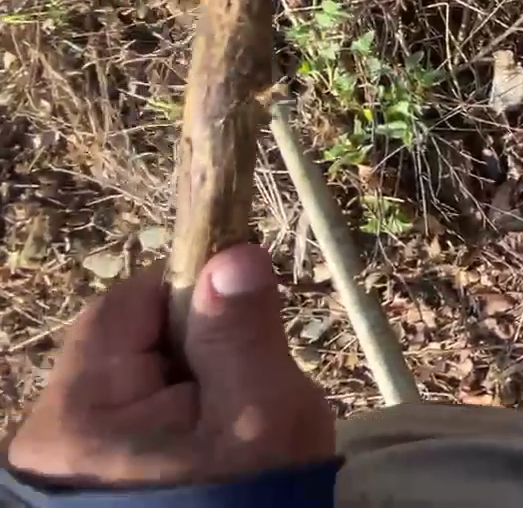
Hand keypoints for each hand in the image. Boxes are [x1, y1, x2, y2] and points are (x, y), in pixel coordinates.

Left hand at [7, 244, 334, 487]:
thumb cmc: (246, 494)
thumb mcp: (262, 409)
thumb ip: (242, 333)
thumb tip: (233, 254)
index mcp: (78, 413)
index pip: (123, 304)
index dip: (192, 286)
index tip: (251, 306)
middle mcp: (43, 435)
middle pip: (129, 343)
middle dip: (202, 341)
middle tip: (253, 377)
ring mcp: (58, 464)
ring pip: (138, 379)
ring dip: (199, 378)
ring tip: (238, 417)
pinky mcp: (81, 481)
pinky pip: (134, 416)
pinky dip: (185, 412)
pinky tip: (214, 443)